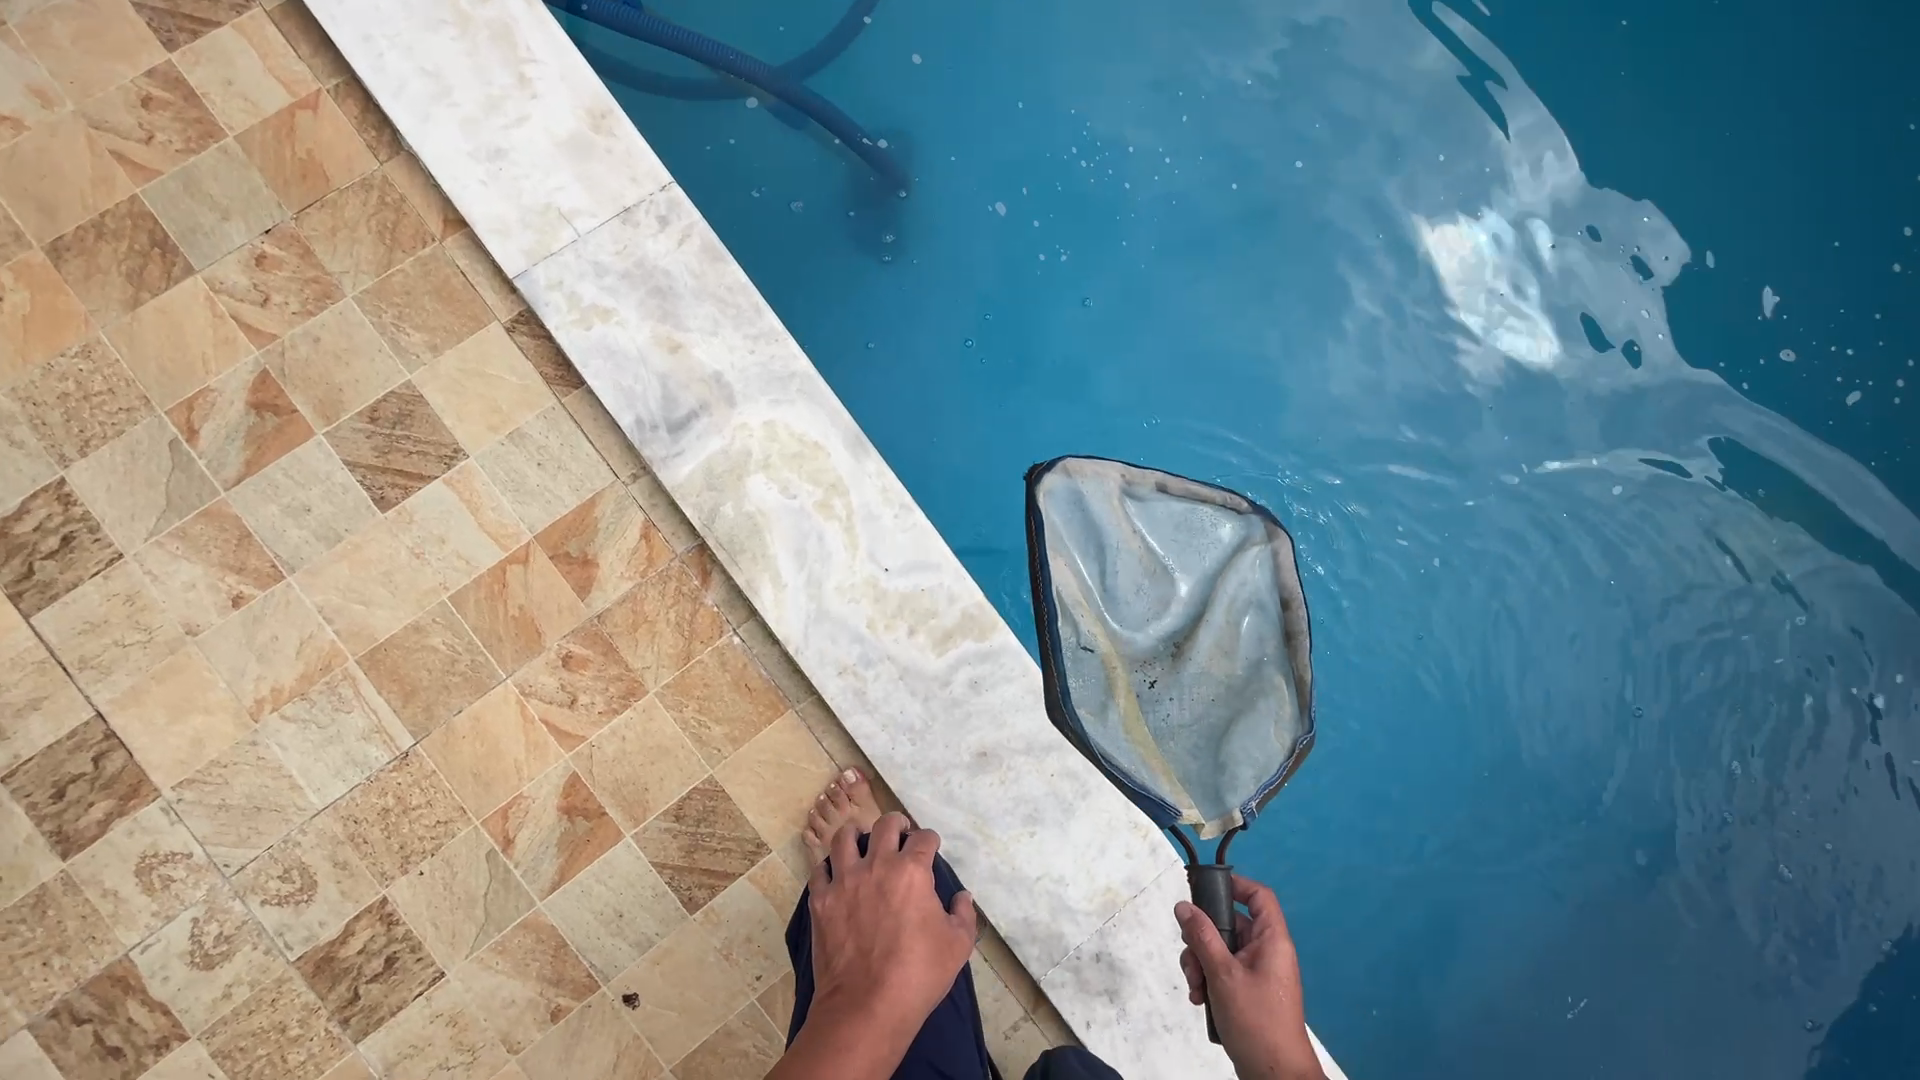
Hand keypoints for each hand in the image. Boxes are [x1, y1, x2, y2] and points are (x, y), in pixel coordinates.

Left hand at [806, 814, 976, 1041]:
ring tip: (861, 841)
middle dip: (896, 823)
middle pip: (885, 825)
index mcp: (912, 870)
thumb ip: (964, 914)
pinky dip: (828, 868)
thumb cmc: (918, 974)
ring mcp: (845, 880)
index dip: (930, 840)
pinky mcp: (821, 900)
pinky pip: (820, 871)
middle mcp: (878, 865)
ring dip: (856, 835)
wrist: (867, 1006)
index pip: (924, 838)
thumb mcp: (958, 946)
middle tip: (900, 832)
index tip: (931, 847)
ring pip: (845, 838)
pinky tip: (834, 875)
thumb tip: (963, 897)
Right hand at [1175, 875, 1323, 1079]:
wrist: (1275, 1076)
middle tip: (1190, 955)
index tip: (1205, 887)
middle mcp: (1266, 952)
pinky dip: (1208, 981)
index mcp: (1271, 941)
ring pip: (1220, 950)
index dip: (1235, 884)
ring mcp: (1257, 974)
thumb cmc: (1255, 1020)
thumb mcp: (1223, 974)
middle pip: (1229, 925)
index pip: (1259, 896)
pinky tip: (1200, 999)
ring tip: (1195, 986)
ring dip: (1201, 963)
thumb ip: (1202, 937)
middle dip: (1202, 938)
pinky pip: (1222, 972)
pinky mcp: (1248, 993)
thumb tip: (1183, 906)